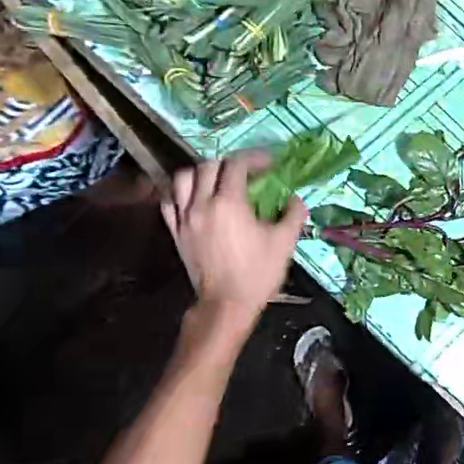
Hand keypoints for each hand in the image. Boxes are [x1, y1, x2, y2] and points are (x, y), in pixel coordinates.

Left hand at [162, 152, 306, 359]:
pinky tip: (193, 197)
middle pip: (208, 166)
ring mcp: (184, 218)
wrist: (226, 306)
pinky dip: (180, 193)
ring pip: (183, 179)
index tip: (268, 163)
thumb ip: (293, 214)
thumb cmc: (257, 274)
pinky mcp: (176, 232)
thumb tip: (295, 199)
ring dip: (201, 173)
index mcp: (229, 202)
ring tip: (216, 180)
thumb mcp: (284, 242)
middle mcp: (202, 204)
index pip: (237, 164)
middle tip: (246, 172)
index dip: (254, 158)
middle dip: (230, 163)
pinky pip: (169, 202)